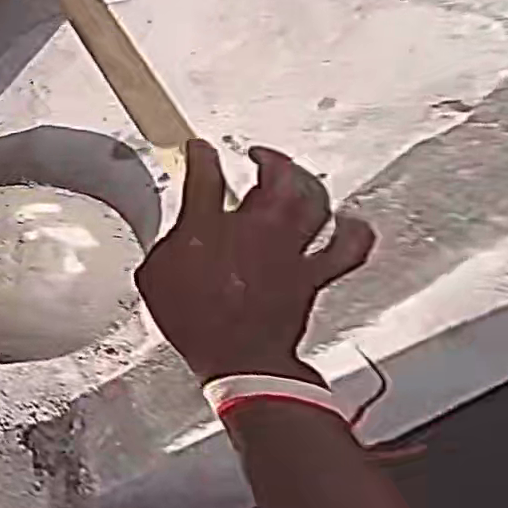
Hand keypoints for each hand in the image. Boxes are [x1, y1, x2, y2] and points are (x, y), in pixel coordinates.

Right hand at [136, 140, 375, 382]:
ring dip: (306, 182)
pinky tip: (350, 220)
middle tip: (259, 153)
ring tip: (296, 174)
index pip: (205, 176)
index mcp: (205, 229)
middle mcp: (253, 232)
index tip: (199, 147)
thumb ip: (166, 245)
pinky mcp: (313, 275)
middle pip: (275, 179)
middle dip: (269, 159)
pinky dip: (353, 229)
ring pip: (313, 202)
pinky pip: (347, 247)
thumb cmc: (192, 320)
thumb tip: (175, 236)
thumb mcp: (154, 274)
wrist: (237, 360)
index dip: (201, 155)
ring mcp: (288, 252)